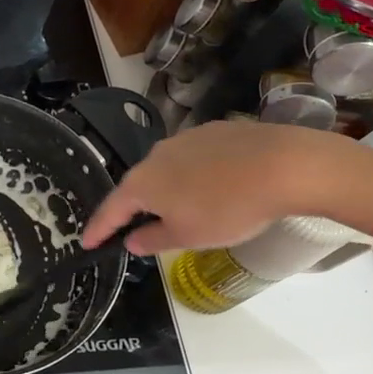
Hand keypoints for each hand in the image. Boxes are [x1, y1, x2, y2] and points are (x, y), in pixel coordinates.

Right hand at [82, 120, 355, 255]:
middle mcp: (155, 156)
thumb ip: (153, 239)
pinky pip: (194, 158)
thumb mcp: (188, 236)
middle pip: (137, 187)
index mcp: (141, 184)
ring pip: (166, 170)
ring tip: (181, 208)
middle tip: (136, 227)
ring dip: (167, 190)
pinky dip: (194, 175)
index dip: (98, 229)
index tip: (86, 243)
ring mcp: (185, 139)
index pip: (110, 211)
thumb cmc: (228, 208)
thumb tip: (132, 240)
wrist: (287, 165)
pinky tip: (214, 186)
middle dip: (135, 208)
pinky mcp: (216, 130)